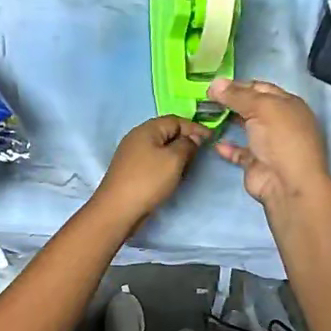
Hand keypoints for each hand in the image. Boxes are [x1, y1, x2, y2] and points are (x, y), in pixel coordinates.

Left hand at [90, 115, 210, 227]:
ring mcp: (132, 155)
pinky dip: (166, 166)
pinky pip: (153, 162)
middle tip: (200, 155)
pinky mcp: (131, 171)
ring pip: (160, 149)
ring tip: (188, 167)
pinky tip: (172, 177)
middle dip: (186, 141)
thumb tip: (193, 139)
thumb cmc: (148, 181)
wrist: (118, 210)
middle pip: (167, 133)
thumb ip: (187, 144)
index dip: (195, 128)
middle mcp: (137, 138)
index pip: (176, 120)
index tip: (212, 139)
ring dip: (176, 155)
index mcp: (146, 129)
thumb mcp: (174, 159)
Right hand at [207, 78, 330, 206]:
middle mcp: (279, 122)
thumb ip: (237, 95)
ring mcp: (267, 144)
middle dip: (231, 102)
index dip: (239, 85)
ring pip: (245, 128)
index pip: (261, 88)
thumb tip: (214, 83)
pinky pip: (239, 152)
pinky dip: (227, 147)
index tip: (215, 85)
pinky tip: (214, 142)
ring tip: (205, 116)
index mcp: (287, 104)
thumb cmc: (280, 138)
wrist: (287, 183)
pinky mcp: (256, 163)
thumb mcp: (261, 108)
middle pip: (252, 107)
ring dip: (228, 122)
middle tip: (206, 99)